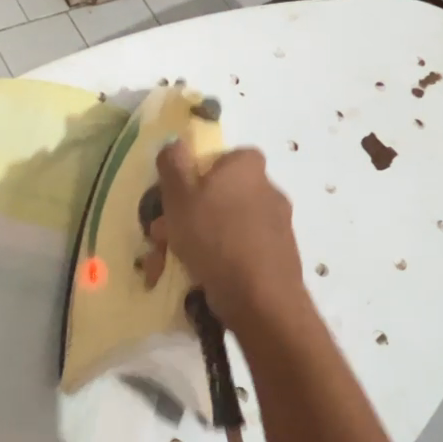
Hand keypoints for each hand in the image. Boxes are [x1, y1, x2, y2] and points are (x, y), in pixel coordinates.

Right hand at [151, 140, 305, 333]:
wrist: (260, 299)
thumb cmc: (214, 237)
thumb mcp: (179, 195)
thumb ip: (173, 164)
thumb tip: (176, 142)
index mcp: (247, 167)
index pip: (222, 158)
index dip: (196, 174)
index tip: (176, 196)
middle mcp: (268, 190)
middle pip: (219, 195)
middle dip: (187, 216)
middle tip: (162, 238)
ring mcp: (277, 225)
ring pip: (225, 226)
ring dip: (197, 241)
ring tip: (169, 264)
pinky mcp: (280, 257)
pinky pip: (240, 250)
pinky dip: (218, 260)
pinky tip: (196, 279)